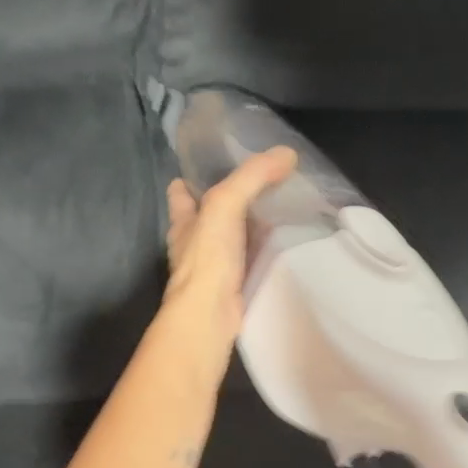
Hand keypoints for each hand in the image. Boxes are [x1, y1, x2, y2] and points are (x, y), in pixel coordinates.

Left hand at [159, 146, 298, 377]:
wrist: (209, 314)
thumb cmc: (207, 257)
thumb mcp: (225, 204)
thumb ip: (252, 177)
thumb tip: (286, 153)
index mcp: (183, 221)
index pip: (180, 191)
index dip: (191, 177)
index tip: (215, 164)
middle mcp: (193, 242)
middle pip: (209, 214)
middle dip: (230, 199)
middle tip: (263, 182)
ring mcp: (212, 266)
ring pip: (231, 237)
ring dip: (249, 225)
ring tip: (280, 206)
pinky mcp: (232, 285)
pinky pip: (249, 259)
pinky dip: (262, 249)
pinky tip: (283, 242)